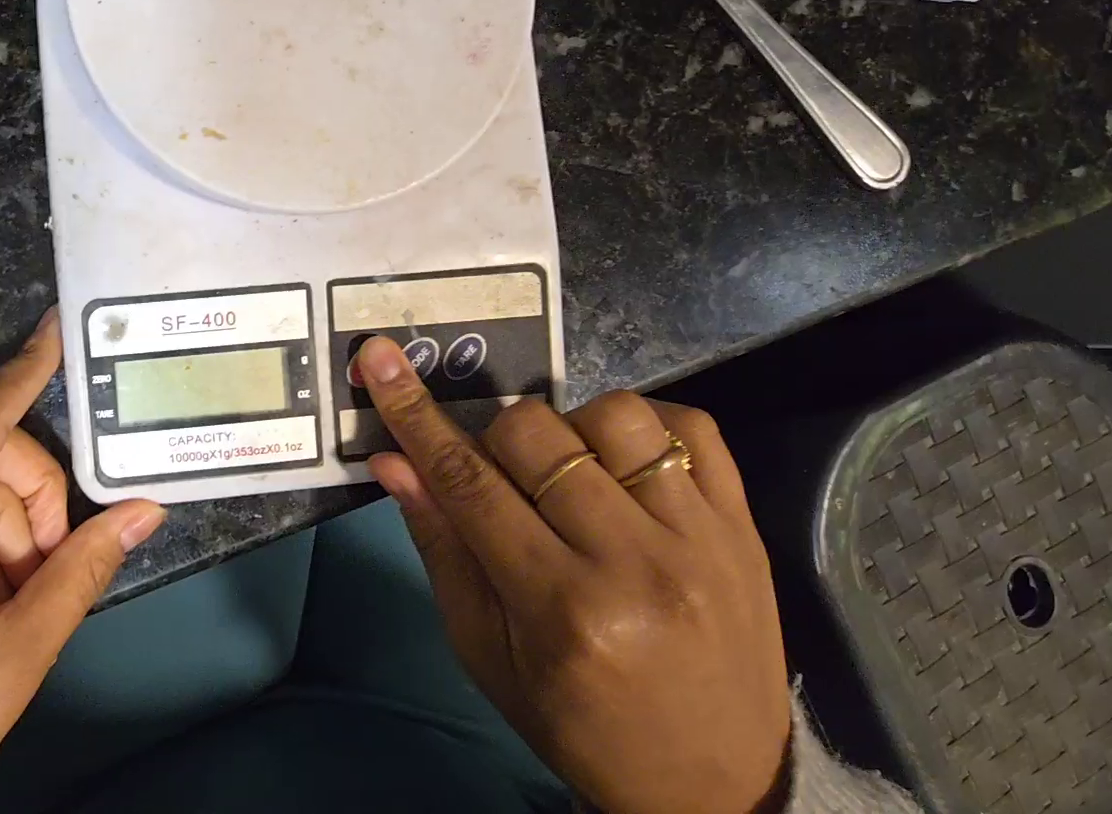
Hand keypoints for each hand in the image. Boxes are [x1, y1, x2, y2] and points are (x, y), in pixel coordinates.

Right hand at [354, 337, 789, 813]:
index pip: (468, 483)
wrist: (713, 784)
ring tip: (572, 476)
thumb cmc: (576, 723)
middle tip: (506, 481)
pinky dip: (643, 428)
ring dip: (570, 430)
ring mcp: (703, 540)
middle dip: (497, 440)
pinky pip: (691, 426)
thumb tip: (393, 461)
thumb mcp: (485, 652)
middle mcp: (635, 563)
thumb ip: (442, 547)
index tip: (381, 359)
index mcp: (559, 608)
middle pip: (534, 433)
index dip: (415, 415)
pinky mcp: (748, 528)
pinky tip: (625, 467)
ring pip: (612, 415)